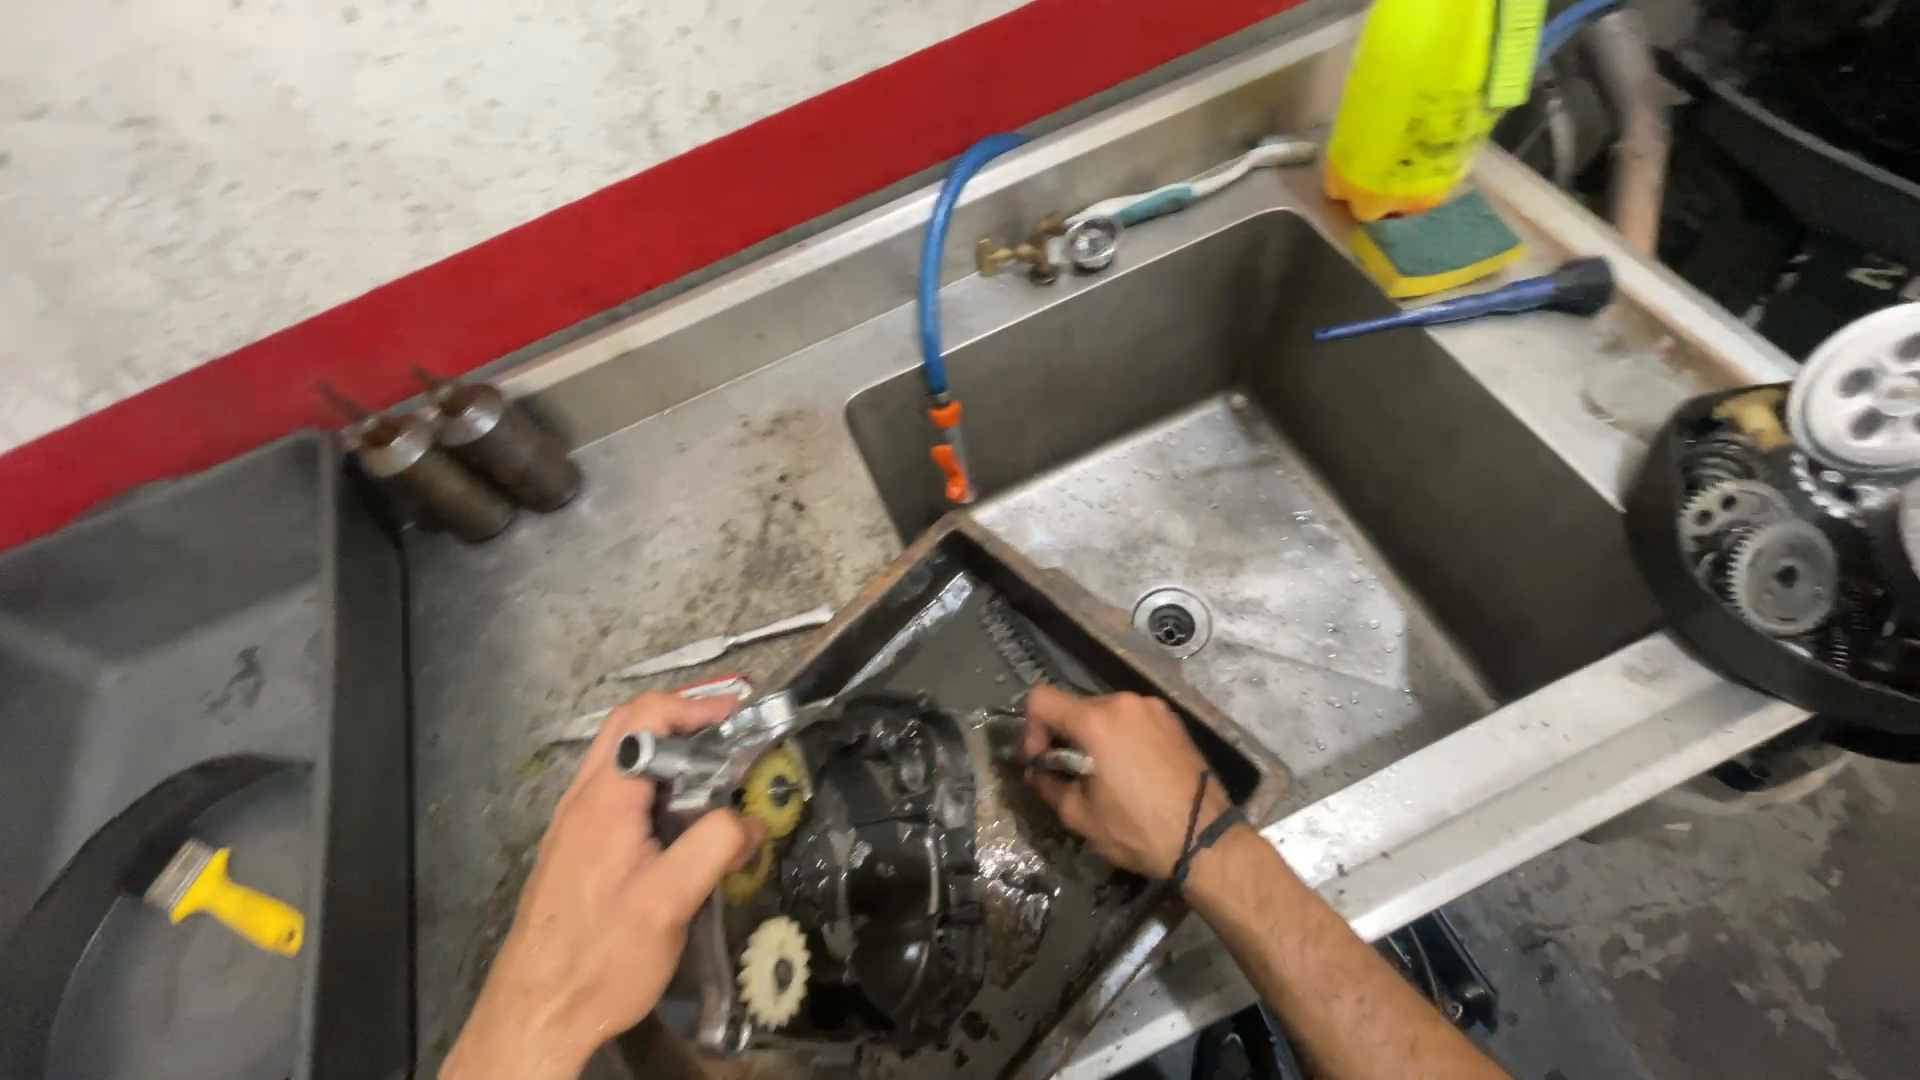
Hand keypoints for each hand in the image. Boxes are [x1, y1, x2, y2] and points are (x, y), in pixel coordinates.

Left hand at [443, 694, 763, 1079]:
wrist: (534, 1018)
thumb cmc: (600, 958)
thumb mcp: (668, 903)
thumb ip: (715, 846)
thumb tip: (752, 821)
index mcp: (605, 800)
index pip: (645, 718)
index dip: (696, 707)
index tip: (739, 719)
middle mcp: (584, 800)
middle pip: (630, 726)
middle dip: (682, 718)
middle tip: (728, 734)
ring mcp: (576, 823)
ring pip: (623, 757)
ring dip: (670, 749)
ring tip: (716, 771)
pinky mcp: (578, 847)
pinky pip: (620, 790)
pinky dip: (657, 781)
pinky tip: (683, 817)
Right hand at [1023, 685, 1232, 879]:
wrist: (1207, 840)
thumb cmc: (1139, 830)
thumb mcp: (1081, 816)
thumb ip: (1048, 785)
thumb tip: (1037, 772)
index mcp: (1096, 721)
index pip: (1041, 699)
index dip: (1031, 728)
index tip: (1042, 760)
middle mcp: (1124, 702)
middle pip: (1075, 706)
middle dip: (1064, 736)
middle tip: (1070, 772)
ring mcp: (1153, 708)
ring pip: (1105, 712)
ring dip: (1094, 736)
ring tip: (1104, 773)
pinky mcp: (1173, 720)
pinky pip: (1132, 718)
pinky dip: (1121, 736)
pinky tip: (1132, 769)